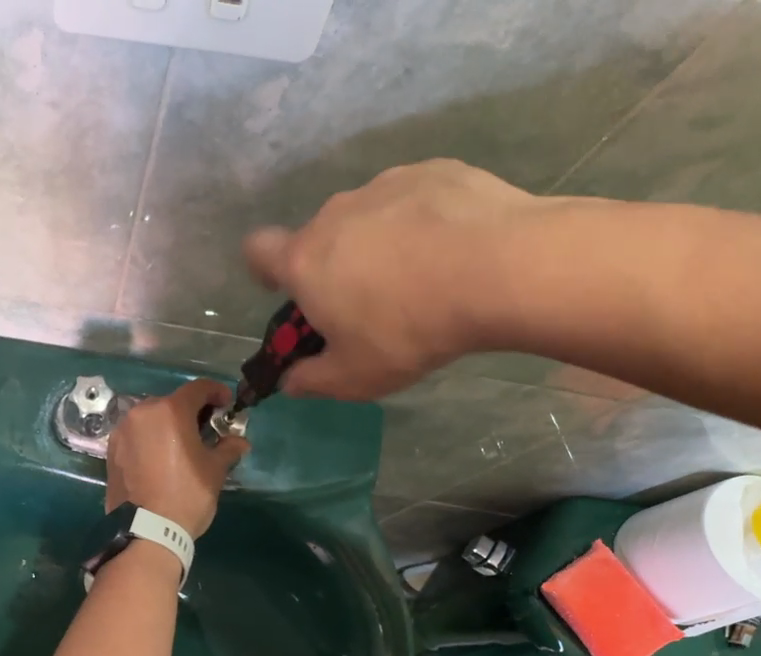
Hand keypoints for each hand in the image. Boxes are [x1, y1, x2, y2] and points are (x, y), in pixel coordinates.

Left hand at [105, 380, 249, 536]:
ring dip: (168, 425)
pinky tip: (161, 457)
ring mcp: (122, 432)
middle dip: (191, 411)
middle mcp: (141, 413)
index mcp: (170, 411)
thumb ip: (227, 448)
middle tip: (206, 428)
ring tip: (182, 445)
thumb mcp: (214, 470)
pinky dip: (150, 439)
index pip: (197, 388)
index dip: (216, 392)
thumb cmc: (186, 495)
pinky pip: (136, 436)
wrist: (146, 530)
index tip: (227, 404)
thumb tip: (239, 442)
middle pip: (171, 402)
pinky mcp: (111, 451)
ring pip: (150, 418)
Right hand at [244, 159, 542, 399]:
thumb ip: (313, 380)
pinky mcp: (434, 170)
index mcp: (305, 261)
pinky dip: (424, 220)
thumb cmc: (410, 329)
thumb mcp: (355, 377)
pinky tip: (455, 247)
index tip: (292, 291)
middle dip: (335, 266)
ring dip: (380, 242)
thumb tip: (292, 381)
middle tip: (370, 303)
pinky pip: (414, 199)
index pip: (257, 251)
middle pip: (320, 237)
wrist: (503, 269)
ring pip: (368, 217)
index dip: (265, 270)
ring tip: (423, 274)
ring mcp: (385, 186)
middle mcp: (335, 214)